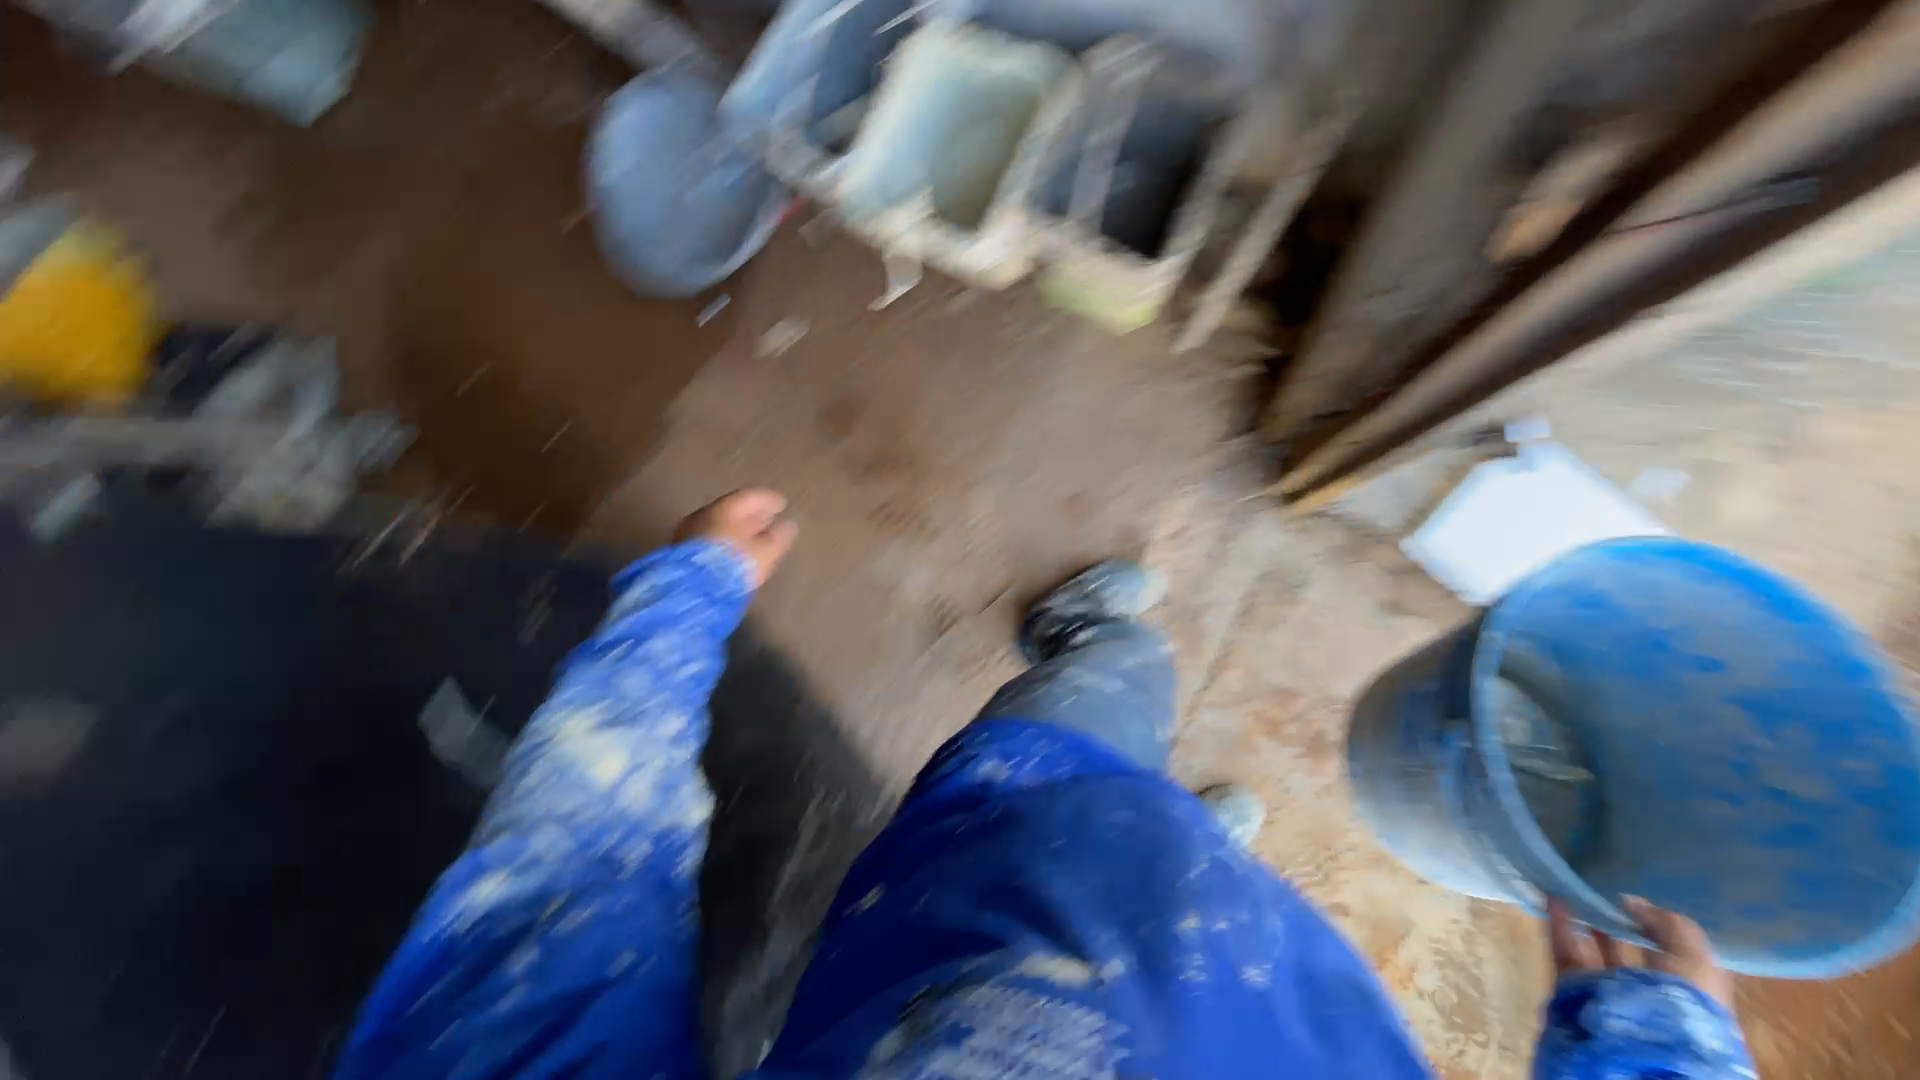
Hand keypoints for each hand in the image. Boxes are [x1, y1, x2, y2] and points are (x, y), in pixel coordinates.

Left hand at [673, 489, 797, 587]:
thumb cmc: (733, 566)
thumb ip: (779, 536)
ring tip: (753, 538)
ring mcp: (688, 532)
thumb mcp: (765, 553)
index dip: (768, 500)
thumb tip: (788, 525)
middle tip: (768, 520)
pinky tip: (734, 552)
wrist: (691, 592)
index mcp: (724, 508)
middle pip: (732, 509)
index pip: (749, 497)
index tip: (782, 504)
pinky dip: (725, 541)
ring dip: (737, 529)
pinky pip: (709, 539)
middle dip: (752, 515)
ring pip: (719, 525)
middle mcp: (704, 514)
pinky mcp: (681, 552)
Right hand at [1549, 896, 1735, 1009]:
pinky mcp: (1575, 988)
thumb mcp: (1696, 959)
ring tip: (1575, 890)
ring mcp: (1609, 992)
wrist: (1643, 1042)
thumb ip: (1670, 925)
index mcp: (1687, 991)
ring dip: (1586, 921)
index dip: (1658, 926)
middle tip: (1605, 894)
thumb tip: (1631, 901)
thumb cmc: (1683, 1001)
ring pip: (1595, 950)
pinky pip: (1565, 950)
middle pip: (1631, 953)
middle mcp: (1648, 993)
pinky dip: (1558, 924)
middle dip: (1619, 924)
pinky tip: (1553, 899)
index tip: (1640, 902)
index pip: (1673, 955)